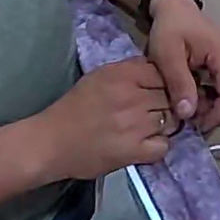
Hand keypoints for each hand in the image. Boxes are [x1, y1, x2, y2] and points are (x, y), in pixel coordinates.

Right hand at [14, 58, 173, 179]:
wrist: (47, 143)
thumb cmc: (74, 107)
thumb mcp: (102, 76)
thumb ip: (132, 69)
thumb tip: (162, 68)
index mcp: (124, 75)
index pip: (165, 73)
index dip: (164, 83)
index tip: (156, 91)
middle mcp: (133, 98)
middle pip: (170, 97)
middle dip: (166, 103)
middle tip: (151, 111)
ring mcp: (136, 125)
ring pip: (172, 120)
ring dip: (165, 124)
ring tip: (147, 127)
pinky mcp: (134, 151)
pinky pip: (164, 146)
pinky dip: (158, 146)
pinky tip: (146, 143)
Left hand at [144, 0, 219, 130]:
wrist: (174, 6)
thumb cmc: (170, 28)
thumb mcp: (167, 56)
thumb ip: (179, 84)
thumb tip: (188, 114)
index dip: (219, 113)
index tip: (197, 126)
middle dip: (219, 112)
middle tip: (193, 122)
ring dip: (217, 104)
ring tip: (192, 111)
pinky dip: (215, 95)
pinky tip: (196, 98)